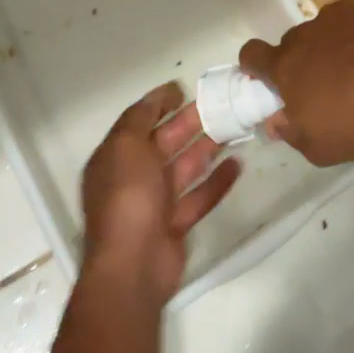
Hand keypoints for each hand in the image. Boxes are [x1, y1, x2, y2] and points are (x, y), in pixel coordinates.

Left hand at [80, 82, 240, 299]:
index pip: (137, 121)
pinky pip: (198, 197)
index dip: (158, 103)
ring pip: (184, 168)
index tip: (184, 87)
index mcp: (115, 157)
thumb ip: (141, 117)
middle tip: (220, 105)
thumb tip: (158, 96)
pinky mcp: (175, 225)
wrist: (132, 265)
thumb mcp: (126, 146)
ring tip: (234, 128)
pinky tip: (238, 165)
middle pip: (165, 143)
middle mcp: (132, 177)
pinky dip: (216, 182)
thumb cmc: (127, 198)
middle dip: (189, 122)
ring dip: (207, 148)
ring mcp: (154, 203)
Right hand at [238, 0, 353, 164]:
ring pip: (328, 29)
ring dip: (338, 46)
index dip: (254, 66)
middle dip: (305, 61)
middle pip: (294, 43)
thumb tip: (276, 121)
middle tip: (330, 86)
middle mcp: (307, 34)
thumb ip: (292, 133)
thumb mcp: (321, 147)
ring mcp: (339, 14)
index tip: (268, 79)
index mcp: (287, 67)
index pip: (251, 55)